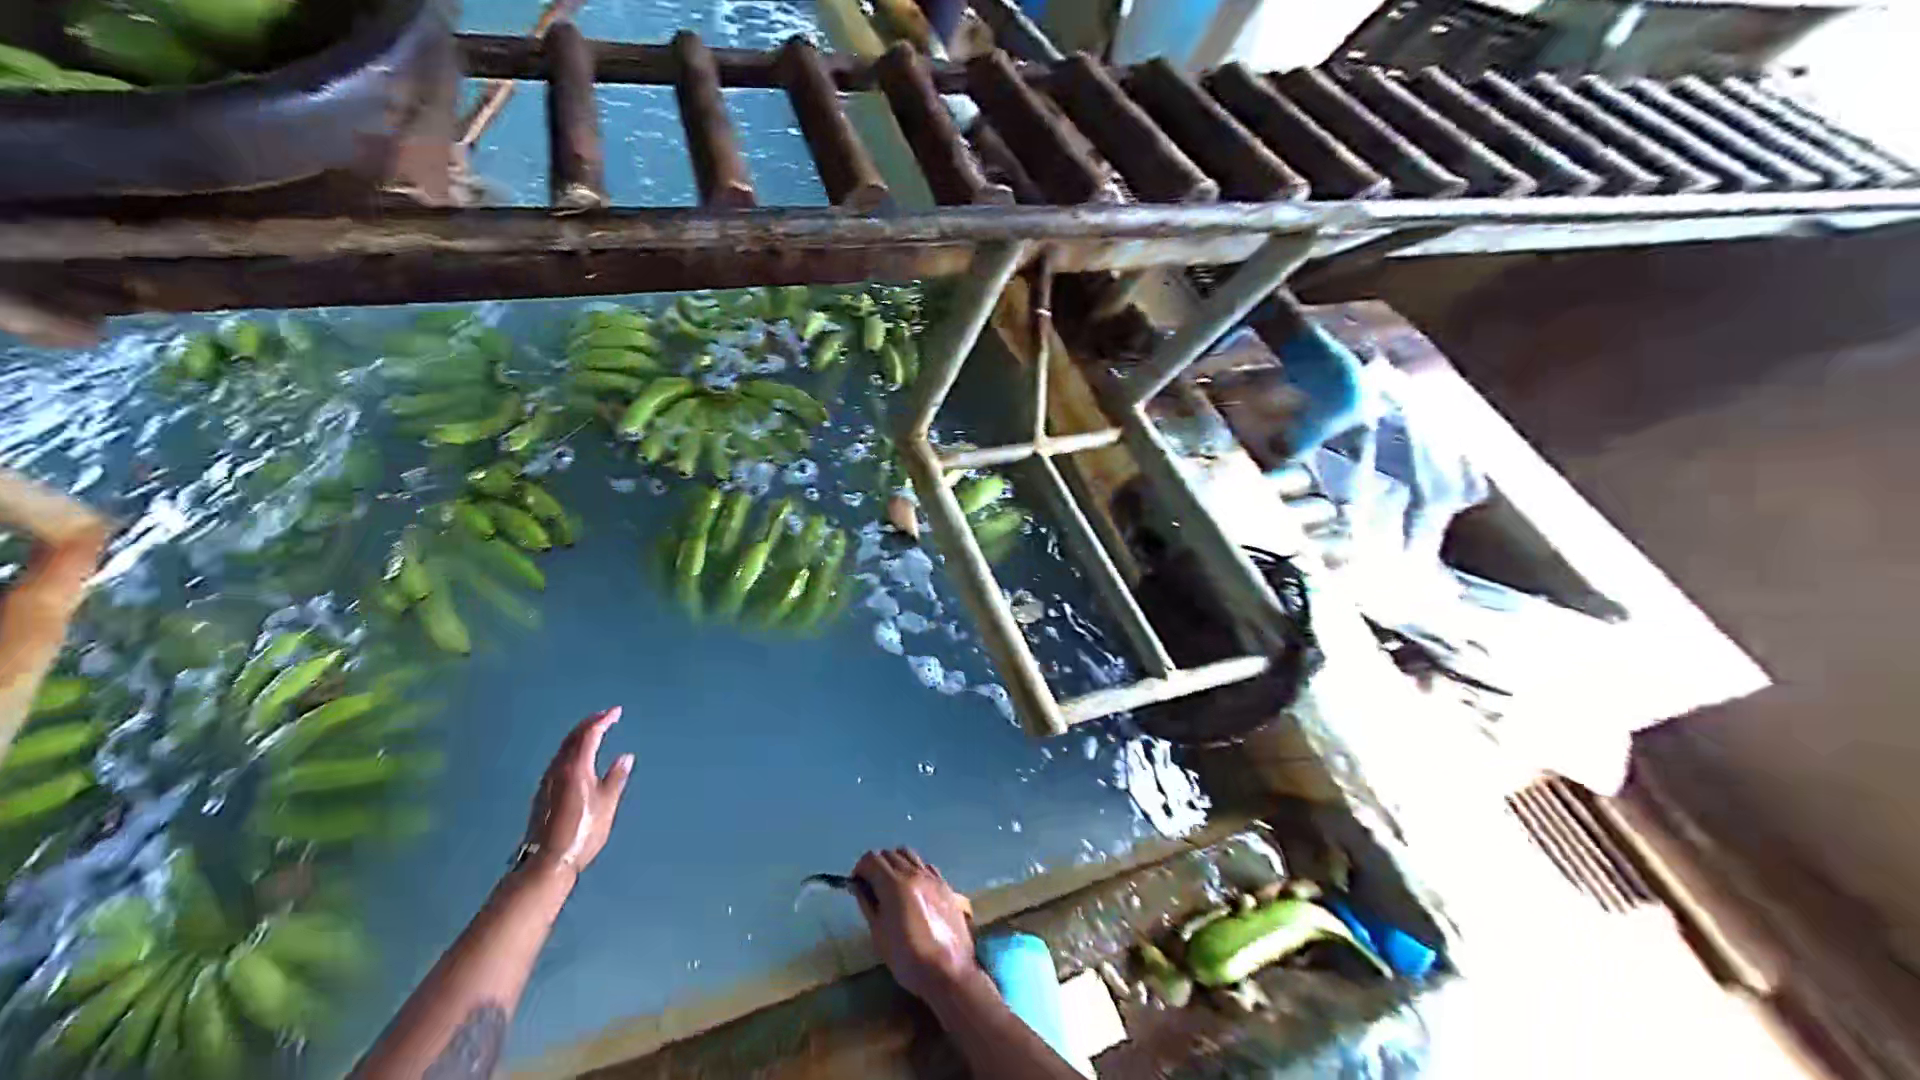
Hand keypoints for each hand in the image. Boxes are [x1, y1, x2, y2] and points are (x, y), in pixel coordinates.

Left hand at [523, 707, 634, 879]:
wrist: (548, 860)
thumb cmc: (583, 830)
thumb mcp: (607, 803)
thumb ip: (616, 777)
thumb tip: (625, 757)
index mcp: (576, 767)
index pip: (589, 735)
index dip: (603, 720)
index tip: (616, 712)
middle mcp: (558, 769)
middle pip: (573, 738)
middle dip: (590, 723)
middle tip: (605, 716)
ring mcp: (548, 781)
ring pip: (564, 748)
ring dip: (580, 735)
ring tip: (594, 731)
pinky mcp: (544, 792)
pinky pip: (560, 759)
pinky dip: (573, 748)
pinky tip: (579, 755)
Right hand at [851, 848, 977, 1000]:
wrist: (948, 971)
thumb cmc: (907, 958)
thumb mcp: (879, 933)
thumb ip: (868, 904)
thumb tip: (859, 886)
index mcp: (894, 884)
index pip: (871, 859)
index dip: (860, 869)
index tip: (858, 885)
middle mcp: (913, 873)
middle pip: (889, 854)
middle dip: (876, 866)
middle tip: (872, 887)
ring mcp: (932, 877)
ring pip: (908, 855)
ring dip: (896, 863)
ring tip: (893, 886)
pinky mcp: (945, 885)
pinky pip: (925, 866)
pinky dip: (914, 870)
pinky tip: (914, 890)